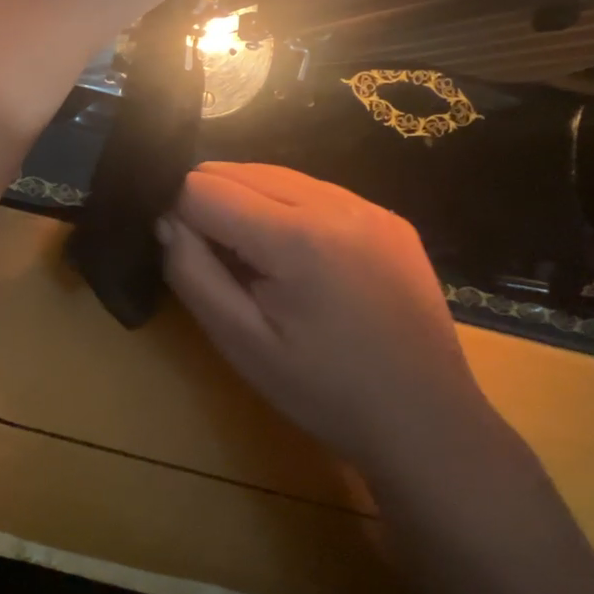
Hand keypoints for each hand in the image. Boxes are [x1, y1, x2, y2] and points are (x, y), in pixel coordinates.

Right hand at [160, 162, 493, 474]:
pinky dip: (281, 207)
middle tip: (214, 259)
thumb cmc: (323, 389)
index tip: (185, 255)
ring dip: (242, 202)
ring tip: (252, 258)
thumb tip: (164, 220)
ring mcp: (368, 207)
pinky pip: (309, 189)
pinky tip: (292, 256)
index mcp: (296, 238)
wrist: (428, 424)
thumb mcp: (237, 338)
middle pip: (233, 169)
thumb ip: (189, 269)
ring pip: (269, 173)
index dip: (178, 215)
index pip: (200, 188)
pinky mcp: (387, 218)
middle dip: (206, 203)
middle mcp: (335, 205)